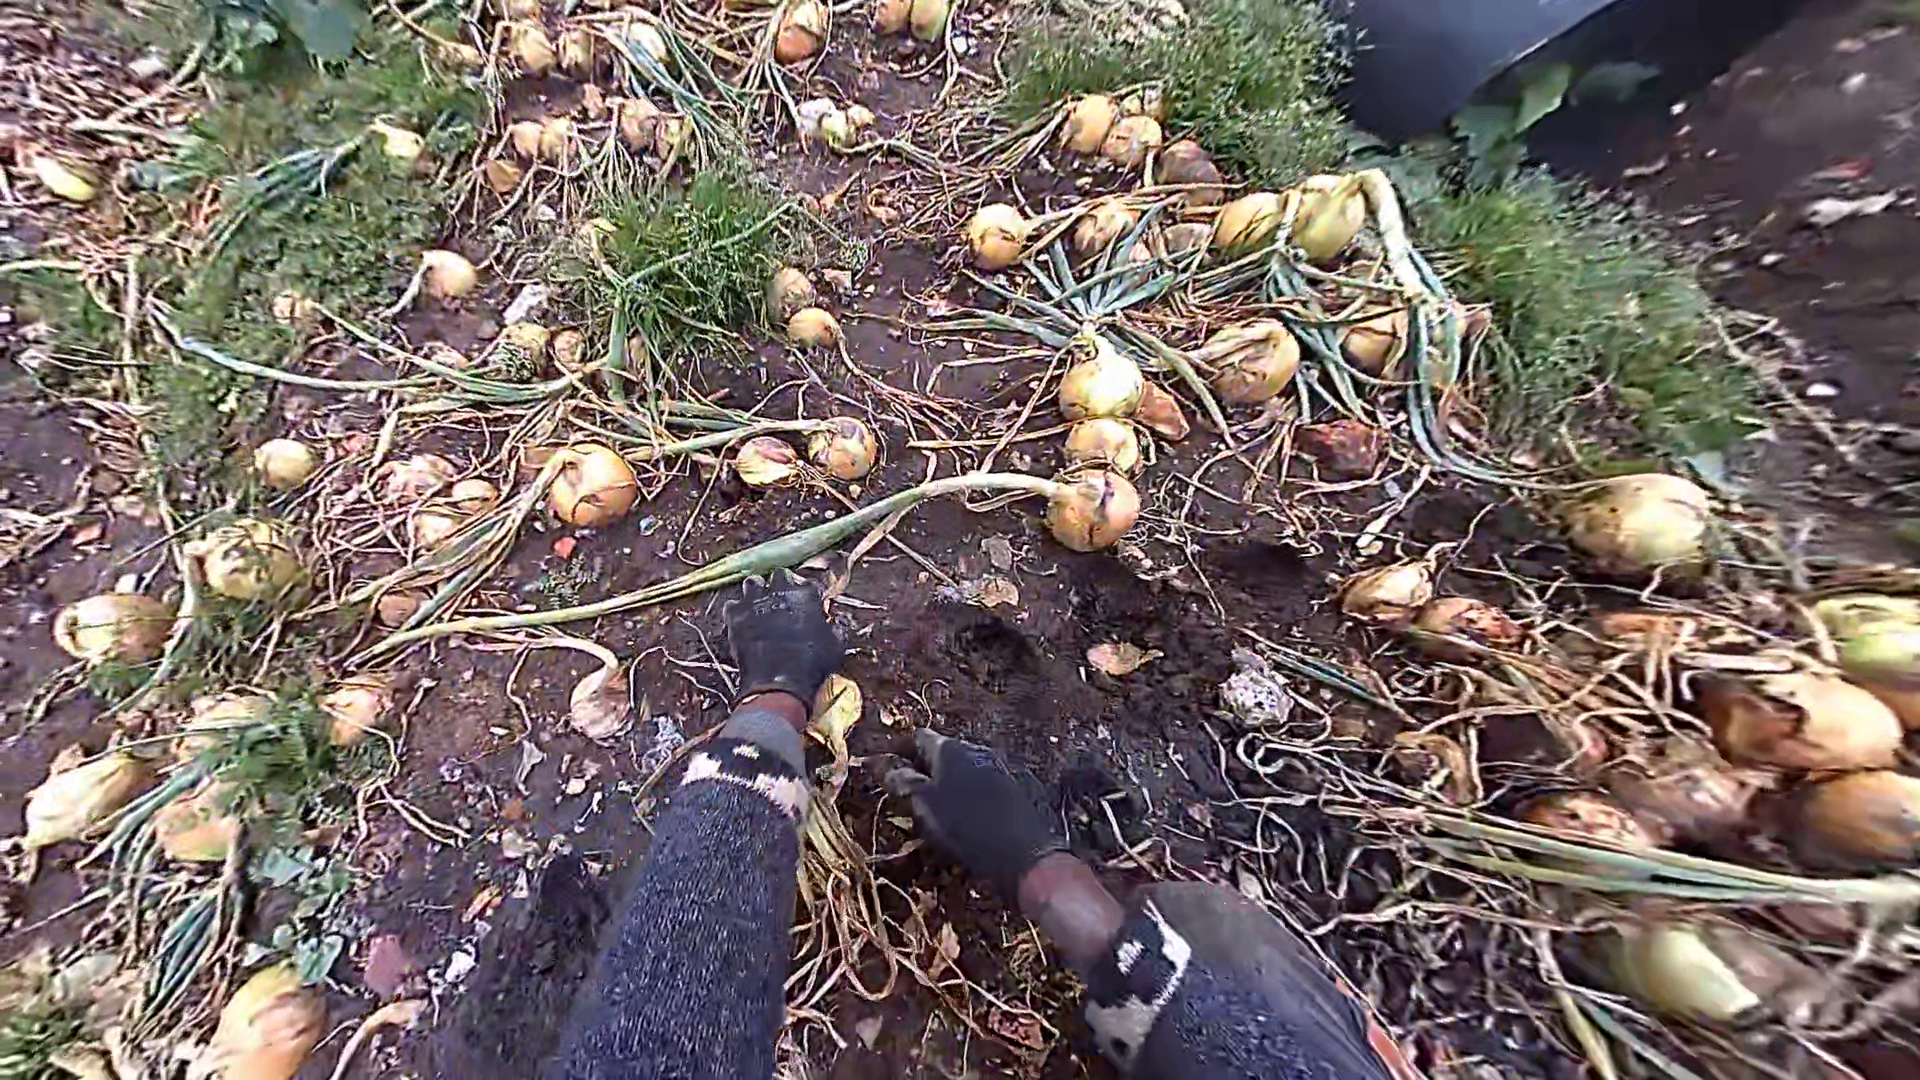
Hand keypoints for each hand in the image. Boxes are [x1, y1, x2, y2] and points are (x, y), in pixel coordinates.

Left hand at [724, 568, 842, 713]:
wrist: (779, 683)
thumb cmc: (812, 664)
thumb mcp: (836, 645)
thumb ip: (836, 627)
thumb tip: (835, 622)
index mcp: (806, 594)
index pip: (809, 583)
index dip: (810, 594)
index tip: (811, 605)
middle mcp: (780, 591)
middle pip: (780, 575)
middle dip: (782, 584)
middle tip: (785, 598)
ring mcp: (755, 602)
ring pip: (753, 582)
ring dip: (757, 590)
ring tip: (761, 602)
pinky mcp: (736, 617)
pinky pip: (732, 605)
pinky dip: (737, 610)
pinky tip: (743, 619)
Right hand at [885, 730, 1067, 898]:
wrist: (1020, 852)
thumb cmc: (965, 824)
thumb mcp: (926, 804)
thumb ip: (904, 782)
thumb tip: (884, 766)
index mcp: (950, 749)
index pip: (919, 738)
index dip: (900, 749)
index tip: (884, 764)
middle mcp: (972, 750)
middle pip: (939, 752)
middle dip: (920, 766)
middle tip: (901, 786)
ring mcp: (992, 768)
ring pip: (957, 769)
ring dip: (940, 781)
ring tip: (925, 804)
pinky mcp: (1005, 788)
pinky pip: (973, 785)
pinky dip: (958, 794)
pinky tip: (954, 814)